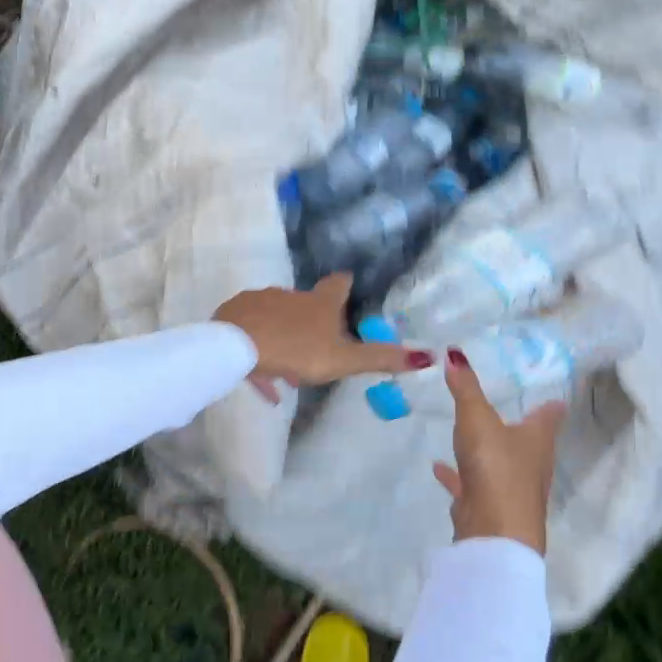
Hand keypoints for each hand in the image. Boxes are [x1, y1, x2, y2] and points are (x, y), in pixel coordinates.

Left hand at [212, 273, 431, 402]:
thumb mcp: (343, 360)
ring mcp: (257, 301)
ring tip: (287, 372)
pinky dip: (260, 350)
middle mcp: (286, 295)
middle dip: (312, 326)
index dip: (345, 284)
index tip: (348, 283)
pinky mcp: (234, 313)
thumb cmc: (295, 351)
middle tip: (318, 353)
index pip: (337, 285)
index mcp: (317, 303)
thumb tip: (428, 355)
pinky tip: (262, 379)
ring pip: (277, 321)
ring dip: (285, 341)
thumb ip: (380, 358)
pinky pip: (252, 332)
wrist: (235, 345)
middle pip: (304, 305)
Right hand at [433, 349, 563, 554]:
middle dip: (521, 425)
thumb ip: (464, 388)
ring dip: (489, 447)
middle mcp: (530, 461)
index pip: (548, 416)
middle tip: (510, 408)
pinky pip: (471, 479)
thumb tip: (454, 353)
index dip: (550, 404)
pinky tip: (439, 466)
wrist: (495, 525)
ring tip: (469, 434)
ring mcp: (511, 483)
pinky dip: (458, 472)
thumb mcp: (476, 419)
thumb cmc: (496, 466)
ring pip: (501, 459)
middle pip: (529, 439)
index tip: (555, 396)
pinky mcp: (489, 499)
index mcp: (536, 440)